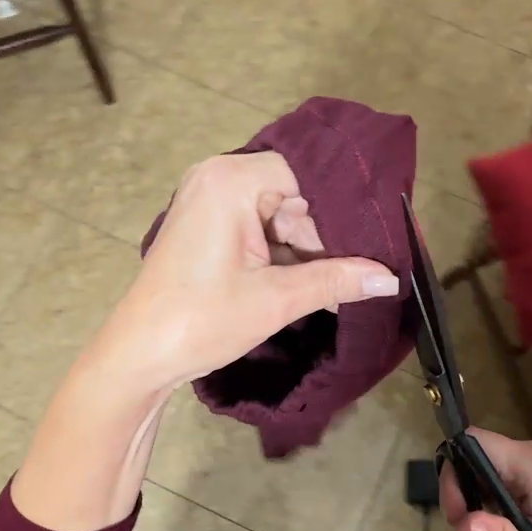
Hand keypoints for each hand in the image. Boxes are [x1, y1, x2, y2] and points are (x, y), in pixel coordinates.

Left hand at [93, 151, 399, 389]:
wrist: (140, 356)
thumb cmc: (201, 320)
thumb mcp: (276, 299)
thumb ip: (336, 280)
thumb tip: (391, 277)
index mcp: (229, 181)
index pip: (305, 174)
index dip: (335, 214)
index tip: (364, 247)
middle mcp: (215, 179)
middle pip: (292, 194)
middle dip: (319, 239)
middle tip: (349, 277)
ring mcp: (206, 202)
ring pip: (277, 216)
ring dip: (302, 253)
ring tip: (328, 292)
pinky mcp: (204, 227)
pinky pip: (256, 229)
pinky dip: (279, 256)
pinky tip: (301, 288)